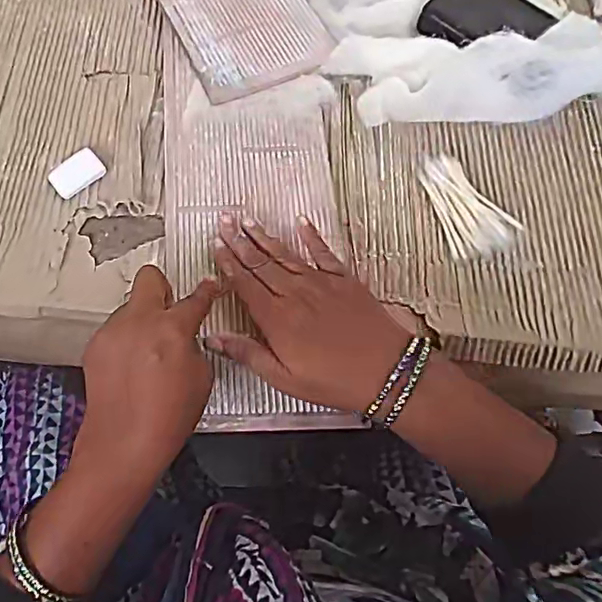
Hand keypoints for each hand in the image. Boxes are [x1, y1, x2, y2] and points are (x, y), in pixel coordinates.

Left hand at [71, 265, 218, 483]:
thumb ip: (193, 346)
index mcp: (173, 328)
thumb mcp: (201, 379)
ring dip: (140, 322)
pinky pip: (113, 331)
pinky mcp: (94, 346)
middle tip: (169, 309)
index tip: (206, 288)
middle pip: (150, 278)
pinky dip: (123, 342)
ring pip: (129, 308)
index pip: (195, 298)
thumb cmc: (164, 419)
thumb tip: (186, 338)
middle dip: (163, 288)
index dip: (205, 292)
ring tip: (147, 356)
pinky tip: (130, 368)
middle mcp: (139, 322)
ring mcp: (112, 332)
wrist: (124, 442)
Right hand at [208, 214, 416, 413]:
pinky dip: (311, 236)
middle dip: (239, 240)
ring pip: (285, 254)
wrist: (387, 372)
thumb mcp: (284, 378)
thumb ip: (248, 354)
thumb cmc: (334, 381)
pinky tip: (300, 223)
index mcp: (277, 318)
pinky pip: (323, 253)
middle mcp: (295, 294)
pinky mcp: (345, 281)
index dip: (228, 263)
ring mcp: (321, 284)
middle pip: (260, 262)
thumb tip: (213, 339)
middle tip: (224, 220)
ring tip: (248, 219)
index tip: (216, 246)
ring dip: (264, 236)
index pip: (245, 283)